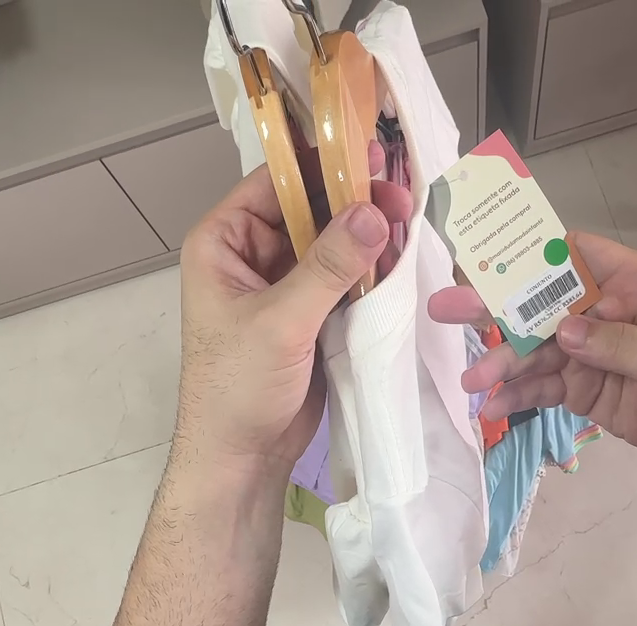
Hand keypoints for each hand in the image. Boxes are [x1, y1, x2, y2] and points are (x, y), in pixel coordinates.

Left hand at [174, 143, 412, 477]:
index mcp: (225, 242)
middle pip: (310, 212)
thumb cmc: (238, 387)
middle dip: (354, 203)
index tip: (372, 157)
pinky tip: (402, 260)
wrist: (243, 457)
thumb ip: (327, 267)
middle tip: (404, 195)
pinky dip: (371, 274)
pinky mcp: (312, 318)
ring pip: (332, 248)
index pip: (277, 183)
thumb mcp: (279, 322)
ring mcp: (286, 288)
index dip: (323, 167)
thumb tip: (375, 214)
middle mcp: (254, 256)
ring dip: (368, 238)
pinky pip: (344, 283)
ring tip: (412, 222)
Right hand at [426, 233, 636, 467]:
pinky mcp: (582, 386)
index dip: (535, 256)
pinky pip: (543, 386)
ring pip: (536, 350)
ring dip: (503, 365)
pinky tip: (494, 407)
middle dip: (496, 309)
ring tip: (471, 384)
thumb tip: (564, 332)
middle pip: (544, 304)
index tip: (491, 262)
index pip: (580, 258)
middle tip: (446, 311)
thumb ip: (625, 346)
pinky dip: (518, 396)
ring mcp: (590, 351)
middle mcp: (607, 312)